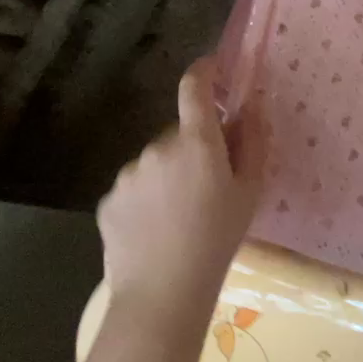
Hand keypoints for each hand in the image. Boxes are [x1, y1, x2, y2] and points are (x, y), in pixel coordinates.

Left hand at [96, 55, 265, 314]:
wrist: (162, 294)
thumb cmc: (218, 238)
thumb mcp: (250, 190)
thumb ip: (253, 141)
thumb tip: (252, 105)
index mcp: (197, 141)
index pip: (195, 87)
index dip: (204, 71)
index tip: (213, 67)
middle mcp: (159, 147)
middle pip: (180, 132)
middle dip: (193, 146)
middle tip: (208, 182)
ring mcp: (129, 173)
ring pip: (156, 160)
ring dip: (169, 173)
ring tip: (180, 214)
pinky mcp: (109, 199)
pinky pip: (135, 186)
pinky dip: (147, 197)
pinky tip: (156, 228)